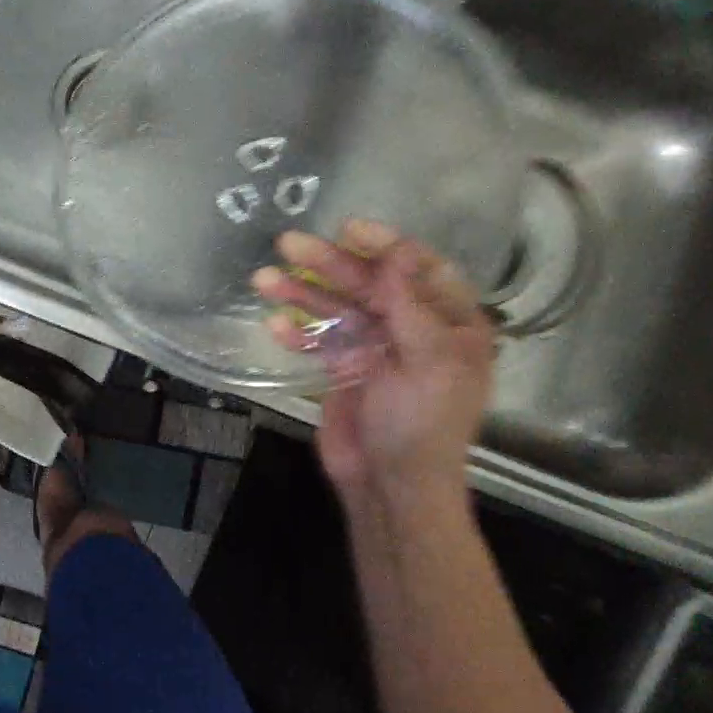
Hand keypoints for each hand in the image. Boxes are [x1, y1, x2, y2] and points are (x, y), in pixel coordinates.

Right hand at [253, 219, 493, 500]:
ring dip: (300, 292)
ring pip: (336, 308)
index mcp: (450, 325)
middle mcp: (413, 329)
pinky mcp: (343, 369)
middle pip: (368, 284)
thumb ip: (410, 306)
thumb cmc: (422, 424)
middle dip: (328, 264)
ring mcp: (375, 348)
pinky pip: (317, 339)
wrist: (391, 484)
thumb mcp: (428, 362)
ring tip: (263, 279)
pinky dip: (295, 331)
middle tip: (288, 243)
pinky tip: (273, 324)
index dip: (386, 246)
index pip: (420, 269)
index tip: (348, 229)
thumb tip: (395, 254)